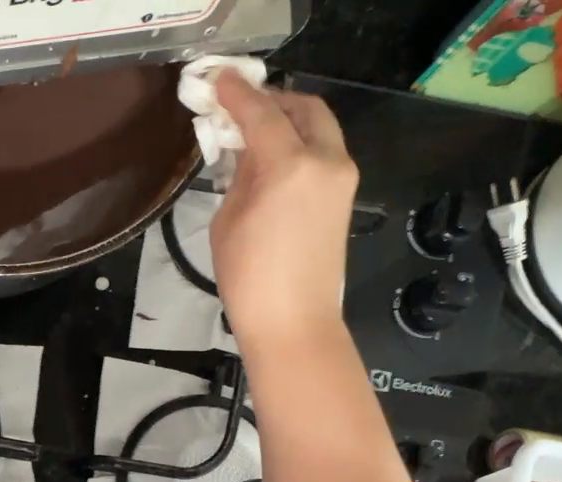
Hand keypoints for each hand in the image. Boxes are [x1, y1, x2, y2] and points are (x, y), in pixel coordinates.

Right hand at [210, 73, 358, 348]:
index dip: (236, 94)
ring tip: (253, 136)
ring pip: (317, 127)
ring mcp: (341, 176)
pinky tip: (272, 162)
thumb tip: (243, 155)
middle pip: (302, 108)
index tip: (217, 80)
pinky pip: (322, 152)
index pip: (260, 114)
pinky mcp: (344, 195)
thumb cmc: (248, 279)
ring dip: (287, 121)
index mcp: (289, 165)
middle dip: (271, 101)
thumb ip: (238, 178)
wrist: (293, 321)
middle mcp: (324, 160)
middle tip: (240, 107)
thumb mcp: (228, 222)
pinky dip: (298, 144)